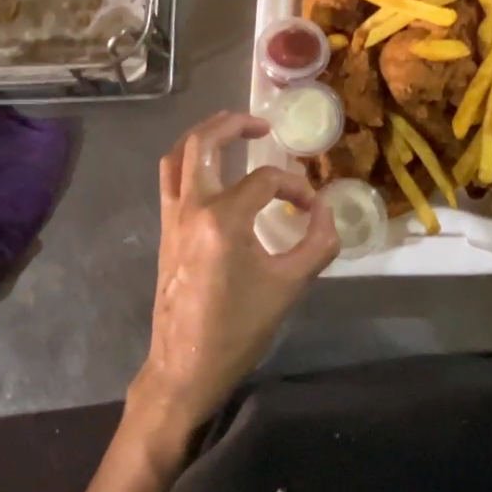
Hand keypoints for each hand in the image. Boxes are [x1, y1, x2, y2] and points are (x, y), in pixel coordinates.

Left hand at [133, 111, 338, 429]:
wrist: (186, 367)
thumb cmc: (238, 328)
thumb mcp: (290, 286)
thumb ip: (318, 244)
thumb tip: (326, 213)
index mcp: (223, 218)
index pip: (266, 180)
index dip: (295, 188)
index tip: (313, 211)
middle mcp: (192, 207)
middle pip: (205, 142)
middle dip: (234, 124)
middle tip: (262, 125)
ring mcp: (172, 216)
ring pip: (179, 154)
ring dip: (206, 135)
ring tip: (232, 131)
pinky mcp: (165, 229)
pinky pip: (170, 178)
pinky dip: (190, 160)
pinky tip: (213, 170)